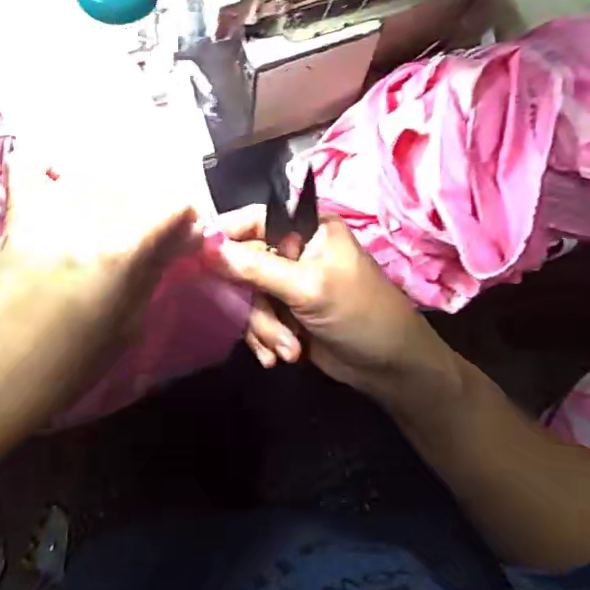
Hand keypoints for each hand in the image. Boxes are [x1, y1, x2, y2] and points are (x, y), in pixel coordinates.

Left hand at [0, 153, 198, 496]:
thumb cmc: (59, 372)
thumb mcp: (122, 331)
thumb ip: (150, 275)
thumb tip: (178, 241)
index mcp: (117, 255)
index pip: (173, 206)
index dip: (188, 219)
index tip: (189, 236)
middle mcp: (83, 221)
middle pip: (139, 187)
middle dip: (158, 208)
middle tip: (156, 236)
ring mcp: (44, 212)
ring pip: (98, 177)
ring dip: (119, 194)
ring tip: (117, 222)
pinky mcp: (15, 214)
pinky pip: (32, 166)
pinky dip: (53, 167)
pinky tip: (65, 181)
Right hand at [211, 207, 461, 413]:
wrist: (391, 369)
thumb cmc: (359, 314)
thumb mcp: (307, 287)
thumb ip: (256, 267)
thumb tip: (206, 247)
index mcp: (308, 229)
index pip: (255, 220)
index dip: (226, 238)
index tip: (198, 259)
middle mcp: (296, 250)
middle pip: (246, 265)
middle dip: (256, 305)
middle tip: (271, 329)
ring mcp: (291, 283)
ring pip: (250, 298)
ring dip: (264, 328)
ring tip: (288, 350)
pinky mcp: (288, 313)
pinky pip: (257, 319)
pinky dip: (266, 340)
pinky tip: (280, 358)